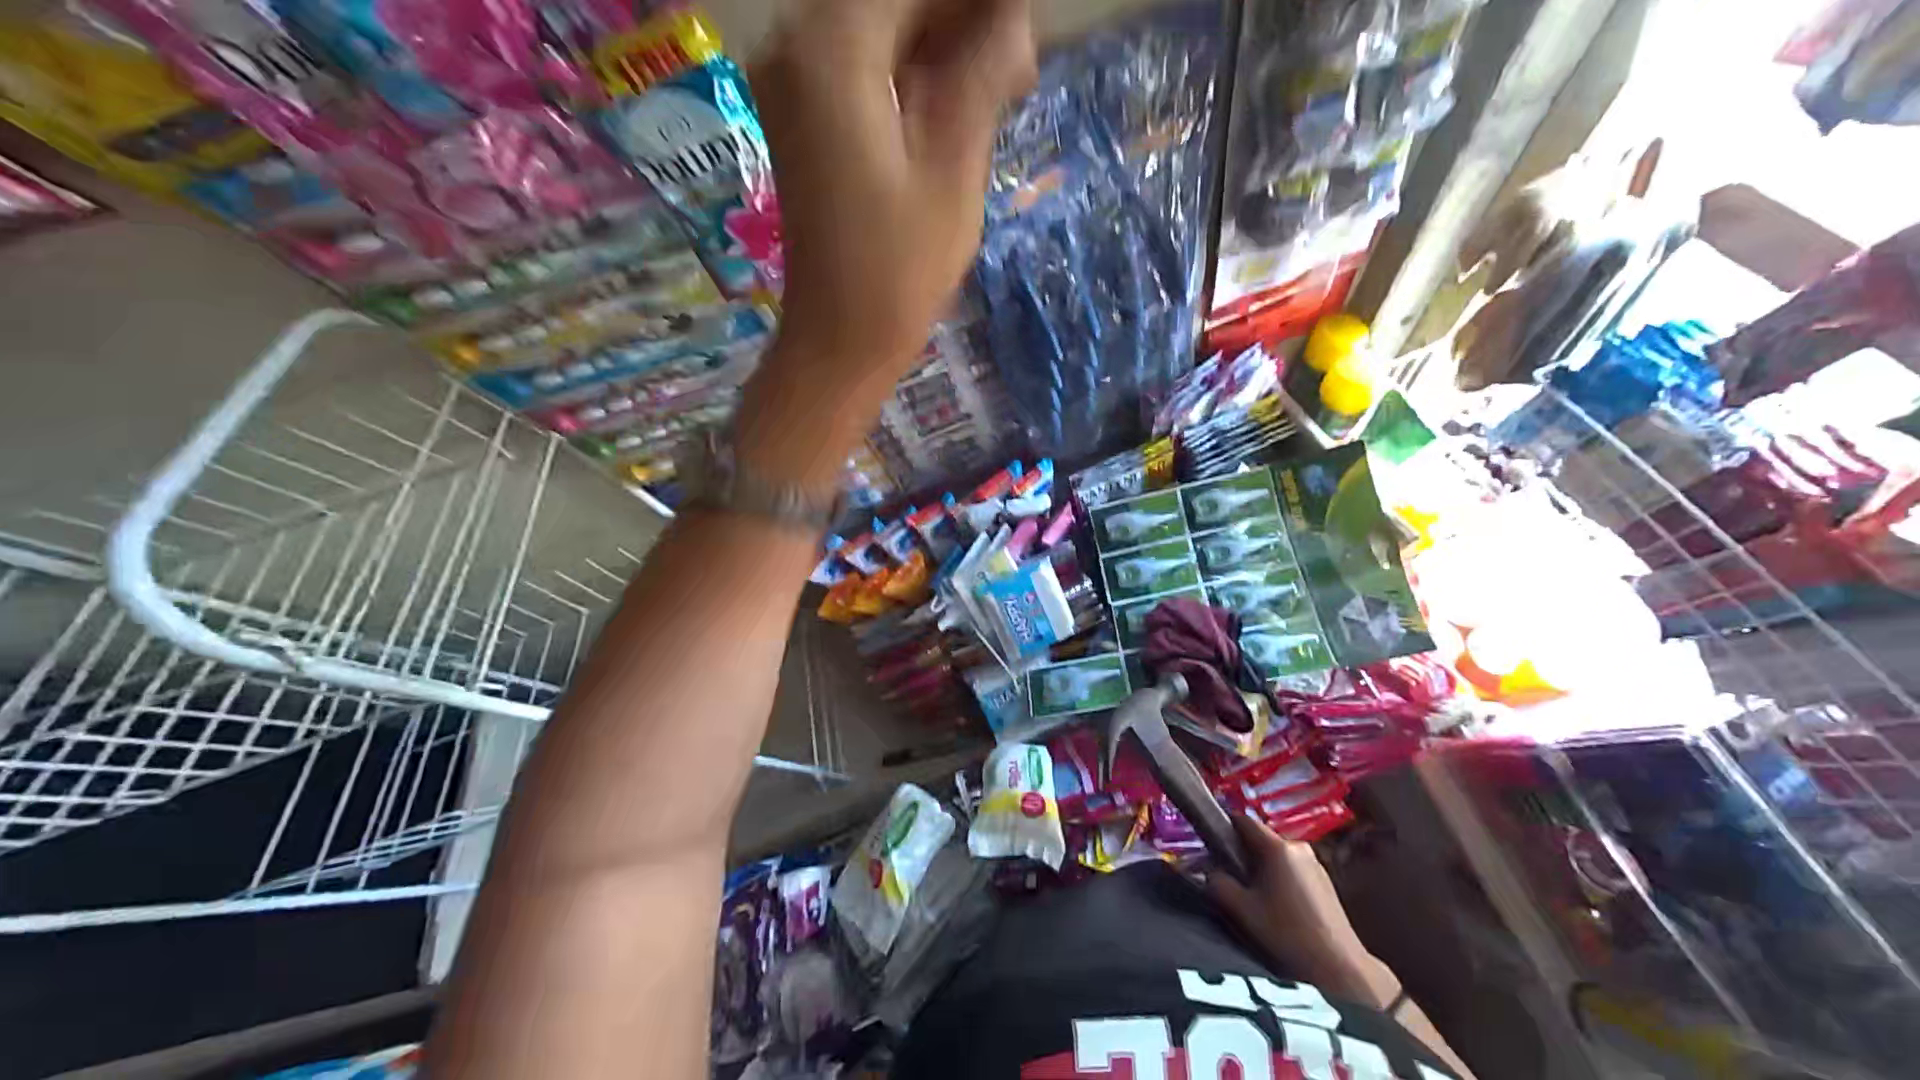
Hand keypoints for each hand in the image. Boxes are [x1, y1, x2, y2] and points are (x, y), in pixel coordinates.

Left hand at [750, 0, 1036, 374]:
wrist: (839, 339)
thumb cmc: (899, 269)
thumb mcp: (954, 169)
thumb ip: (982, 73)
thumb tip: (1014, 16)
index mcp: (832, 47)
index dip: (979, 6)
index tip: (1026, 23)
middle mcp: (796, 43)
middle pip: (897, 0)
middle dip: (962, 19)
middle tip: (1019, 60)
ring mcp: (792, 79)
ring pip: (882, 25)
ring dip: (942, 42)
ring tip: (1003, 79)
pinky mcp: (801, 114)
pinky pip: (863, 62)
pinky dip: (911, 69)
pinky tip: (959, 95)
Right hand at [1208, 815, 1396, 1006]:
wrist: (1340, 968)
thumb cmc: (1287, 933)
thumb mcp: (1241, 909)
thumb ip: (1217, 883)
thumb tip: (1209, 872)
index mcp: (1276, 847)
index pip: (1242, 820)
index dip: (1224, 827)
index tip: (1212, 845)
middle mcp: (1298, 847)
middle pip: (1260, 840)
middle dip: (1243, 854)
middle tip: (1231, 879)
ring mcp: (1316, 864)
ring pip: (1277, 857)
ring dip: (1263, 869)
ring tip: (1256, 899)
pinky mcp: (1326, 883)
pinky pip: (1293, 870)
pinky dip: (1280, 881)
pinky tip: (1279, 909)